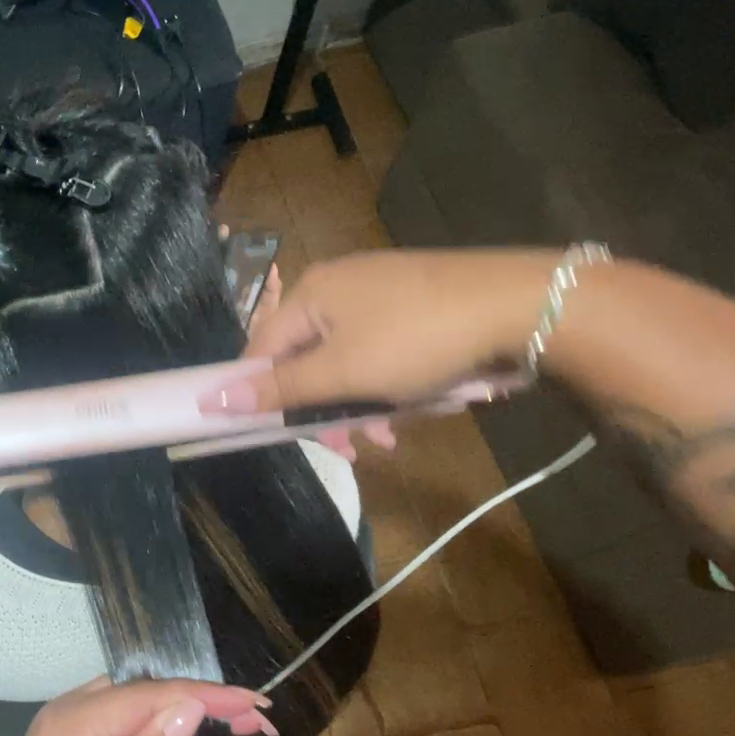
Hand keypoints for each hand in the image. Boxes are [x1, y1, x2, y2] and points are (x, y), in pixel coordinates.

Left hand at [0, 677, 275, 735]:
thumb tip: (191, 707)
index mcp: (75, 719)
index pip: (152, 694)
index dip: (206, 695)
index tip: (255, 703)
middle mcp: (70, 711)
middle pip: (146, 702)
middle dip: (190, 723)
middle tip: (254, 729)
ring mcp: (70, 728)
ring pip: (137, 726)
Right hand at [207, 248, 559, 412]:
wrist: (525, 306)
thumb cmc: (418, 340)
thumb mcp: (342, 374)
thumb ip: (276, 390)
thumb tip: (209, 402)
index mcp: (310, 293)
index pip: (259, 352)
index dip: (260, 397)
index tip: (278, 435)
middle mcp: (337, 287)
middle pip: (302, 361)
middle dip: (319, 410)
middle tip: (344, 448)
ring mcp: (378, 294)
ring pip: (343, 363)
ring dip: (355, 407)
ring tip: (384, 439)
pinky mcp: (412, 305)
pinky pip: (377, 354)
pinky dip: (384, 386)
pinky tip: (407, 412)